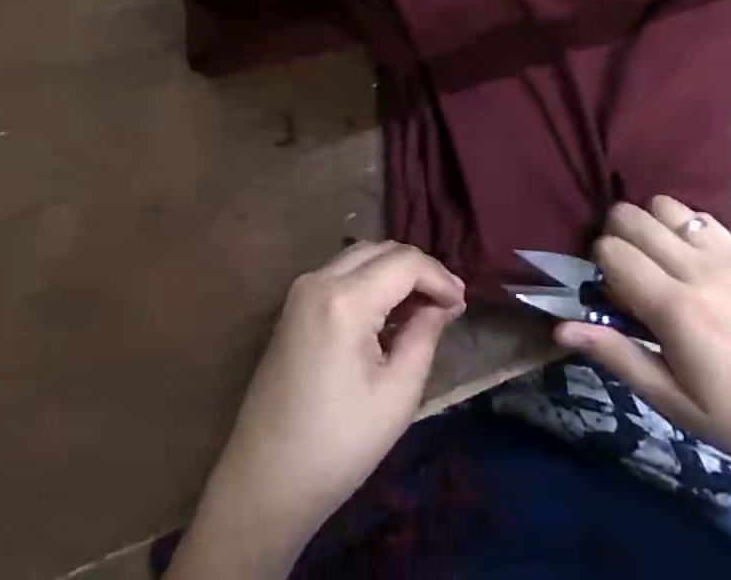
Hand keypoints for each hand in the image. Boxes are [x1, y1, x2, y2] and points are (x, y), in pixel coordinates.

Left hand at [168, 241, 465, 579]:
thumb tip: (445, 304)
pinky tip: (389, 313)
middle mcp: (318, 280)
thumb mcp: (398, 392)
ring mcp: (299, 292)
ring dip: (394, 273)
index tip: (463, 304)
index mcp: (343, 300)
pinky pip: (340, 275)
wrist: (267, 480)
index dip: (440, 277)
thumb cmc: (339, 444)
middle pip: (381, 250)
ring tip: (424, 307)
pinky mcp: (292, 308)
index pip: (405, 262)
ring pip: (360, 257)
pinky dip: (370, 282)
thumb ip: (425, 334)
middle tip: (448, 304)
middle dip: (419, 270)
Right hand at [553, 196, 730, 505]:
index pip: (612, 251)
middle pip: (631, 215)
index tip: (607, 297)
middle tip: (623, 278)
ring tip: (652, 265)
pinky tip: (686, 261)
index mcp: (677, 308)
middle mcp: (699, 269)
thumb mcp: (672, 402)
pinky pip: (702, 217)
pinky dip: (680, 224)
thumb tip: (560, 327)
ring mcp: (727, 258)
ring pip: (665, 204)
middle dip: (613, 237)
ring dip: (646, 225)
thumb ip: (616, 355)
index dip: (596, 267)